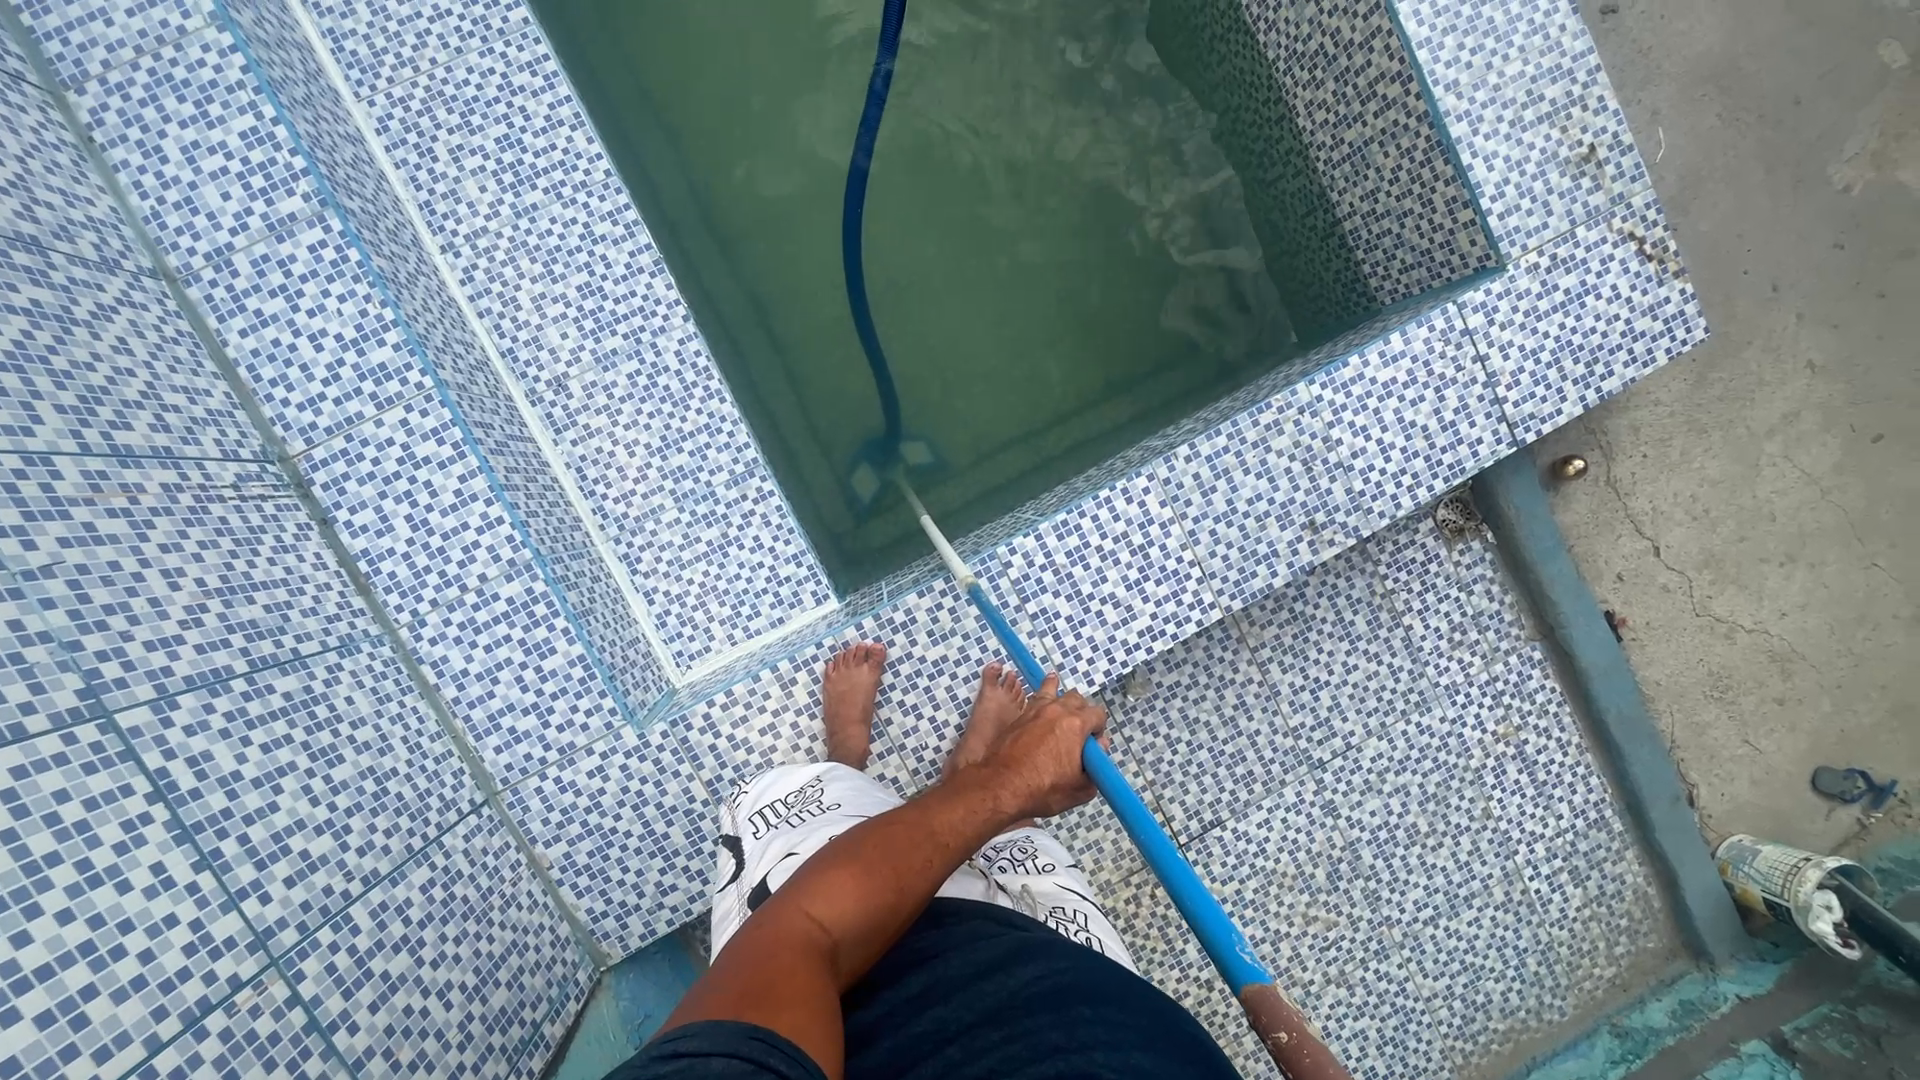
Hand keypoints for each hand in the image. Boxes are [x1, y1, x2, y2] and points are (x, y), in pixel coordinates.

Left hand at [963, 674, 1110, 822]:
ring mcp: (1035, 710)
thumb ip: (1096, 768)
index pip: (1098, 714)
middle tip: (1079, 731)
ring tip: (1060, 700)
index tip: (1093, 743)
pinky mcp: (1019, 717)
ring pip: (1052, 691)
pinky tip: (1041, 706)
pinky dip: (1041, 700)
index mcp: (1075, 724)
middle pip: (1076, 699)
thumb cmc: (1043, 789)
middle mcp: (1056, 710)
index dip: (1099, 728)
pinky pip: (1035, 700)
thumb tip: (1098, 750)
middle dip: (1082, 711)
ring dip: (1059, 696)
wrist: (1001, 786)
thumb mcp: (1081, 788)